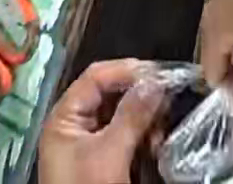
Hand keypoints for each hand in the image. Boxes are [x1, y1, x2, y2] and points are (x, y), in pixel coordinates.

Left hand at [37, 59, 164, 183]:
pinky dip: (142, 136)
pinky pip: (124, 136)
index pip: (97, 76)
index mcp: (65, 117)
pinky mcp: (101, 163)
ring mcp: (87, 145)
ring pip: (121, 114)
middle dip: (140, 95)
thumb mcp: (110, 156)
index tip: (160, 73)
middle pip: (110, 93)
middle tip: (167, 99)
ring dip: (144, 117)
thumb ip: (132, 114)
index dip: (128, 70)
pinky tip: (156, 144)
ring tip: (162, 127)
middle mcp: (74, 125)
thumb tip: (156, 80)